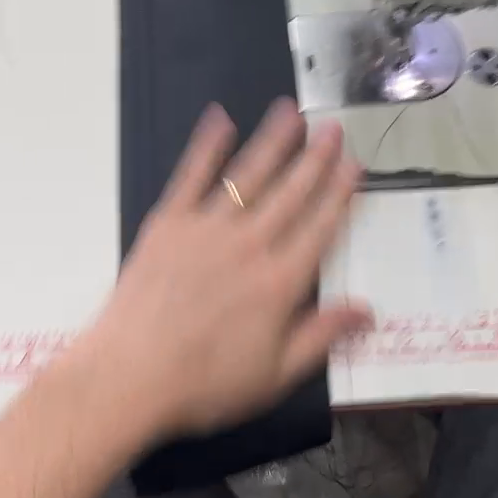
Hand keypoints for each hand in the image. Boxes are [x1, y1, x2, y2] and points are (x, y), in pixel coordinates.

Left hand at [70, 100, 373, 438]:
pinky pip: (191, 176)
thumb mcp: (276, 375)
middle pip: (290, 193)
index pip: (320, 228)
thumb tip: (368, 308)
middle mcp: (249, 245)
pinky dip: (206, 147)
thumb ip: (322, 336)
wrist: (129, 376)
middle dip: (315, 159)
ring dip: (272, 142)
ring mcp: (206, 229)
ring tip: (290, 112)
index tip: (354, 165)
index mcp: (280, 282)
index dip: (340, 195)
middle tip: (332, 127)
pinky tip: (220, 120)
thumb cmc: (205, 385)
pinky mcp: (167, 223)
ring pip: (248, 176)